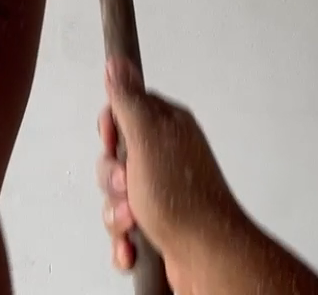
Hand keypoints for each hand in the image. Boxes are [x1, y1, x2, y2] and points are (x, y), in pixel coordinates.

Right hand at [98, 58, 243, 273]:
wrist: (207, 255)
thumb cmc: (181, 196)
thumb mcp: (146, 137)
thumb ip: (128, 99)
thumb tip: (117, 63)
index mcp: (167, 126)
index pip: (125, 110)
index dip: (111, 128)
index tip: (112, 143)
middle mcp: (166, 155)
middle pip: (116, 156)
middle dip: (112, 179)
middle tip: (128, 186)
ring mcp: (163, 190)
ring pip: (117, 195)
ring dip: (116, 213)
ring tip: (134, 221)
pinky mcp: (159, 224)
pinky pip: (125, 227)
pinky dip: (124, 240)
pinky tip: (133, 246)